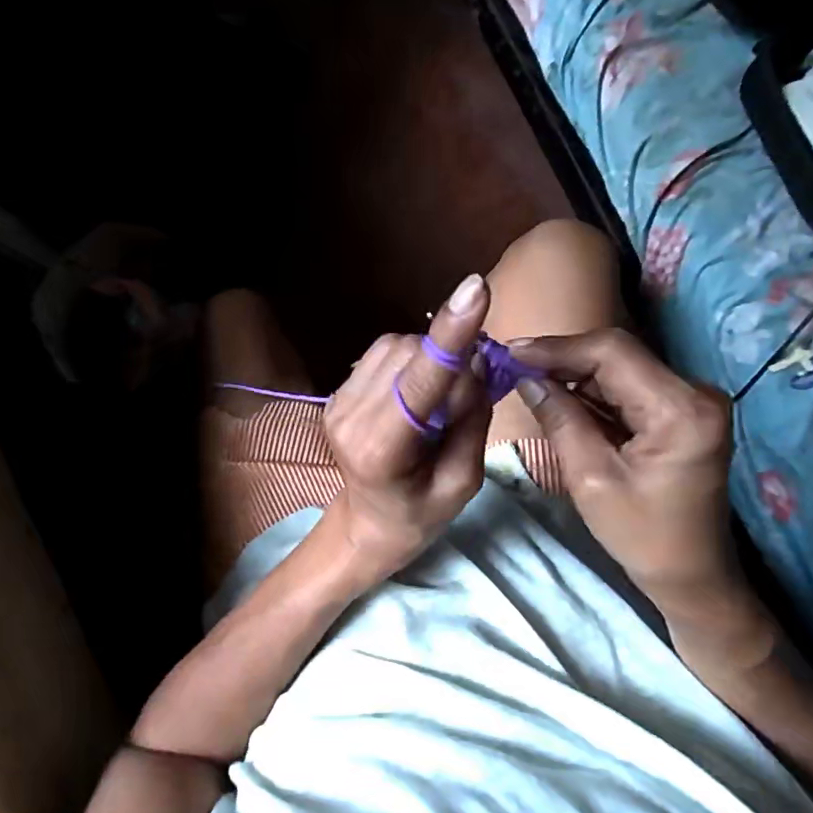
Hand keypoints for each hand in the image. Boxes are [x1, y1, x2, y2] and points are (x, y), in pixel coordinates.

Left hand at [322, 274, 493, 576]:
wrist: (366, 522)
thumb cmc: (420, 514)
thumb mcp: (462, 482)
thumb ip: (470, 419)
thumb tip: (475, 360)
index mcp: (383, 449)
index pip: (419, 381)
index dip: (450, 335)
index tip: (475, 290)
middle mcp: (351, 418)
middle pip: (410, 353)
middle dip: (448, 356)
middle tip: (469, 389)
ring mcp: (337, 402)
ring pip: (394, 345)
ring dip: (427, 357)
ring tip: (438, 398)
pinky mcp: (336, 393)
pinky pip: (381, 353)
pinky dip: (409, 360)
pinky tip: (414, 392)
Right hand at [508, 329, 736, 599]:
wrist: (691, 572)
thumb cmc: (641, 534)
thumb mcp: (590, 477)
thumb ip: (560, 419)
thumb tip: (526, 378)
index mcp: (680, 410)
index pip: (612, 352)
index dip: (557, 347)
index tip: (510, 352)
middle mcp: (694, 392)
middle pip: (616, 354)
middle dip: (560, 358)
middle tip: (509, 365)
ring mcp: (689, 399)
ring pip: (617, 366)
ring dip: (569, 372)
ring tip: (523, 378)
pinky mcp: (678, 409)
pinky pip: (624, 385)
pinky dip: (587, 388)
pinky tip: (554, 395)